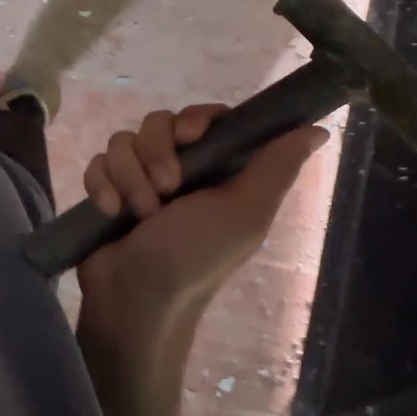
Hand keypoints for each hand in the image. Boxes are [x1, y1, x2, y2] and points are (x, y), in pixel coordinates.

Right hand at [78, 105, 328, 323]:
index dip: (193, 119)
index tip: (187, 138)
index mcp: (219, 173)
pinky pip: (97, 163)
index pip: (208, 118)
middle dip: (153, 154)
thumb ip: (275, 168)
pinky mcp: (107, 189)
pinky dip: (101, 186)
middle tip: (164, 189)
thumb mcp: (242, 215)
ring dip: (127, 177)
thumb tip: (319, 130)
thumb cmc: (195, 257)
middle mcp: (179, 170)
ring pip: (122, 142)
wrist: (134, 297)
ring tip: (135, 212)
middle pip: (158, 123)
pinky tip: (109, 211)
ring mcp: (139, 179)